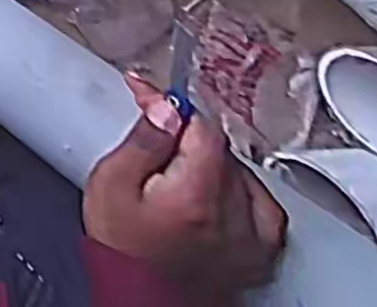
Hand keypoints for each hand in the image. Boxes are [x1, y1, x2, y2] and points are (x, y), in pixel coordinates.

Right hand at [83, 77, 287, 296]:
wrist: (138, 295)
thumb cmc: (121, 242)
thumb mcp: (112, 179)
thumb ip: (142, 141)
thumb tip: (165, 107)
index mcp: (197, 194)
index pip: (201, 128)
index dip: (172, 102)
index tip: (146, 90)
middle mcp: (235, 217)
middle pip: (221, 148)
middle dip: (184, 127)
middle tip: (151, 118)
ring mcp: (253, 240)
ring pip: (243, 174)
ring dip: (211, 156)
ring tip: (176, 156)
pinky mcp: (259, 255)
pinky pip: (264, 208)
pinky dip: (241, 187)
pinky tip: (218, 184)